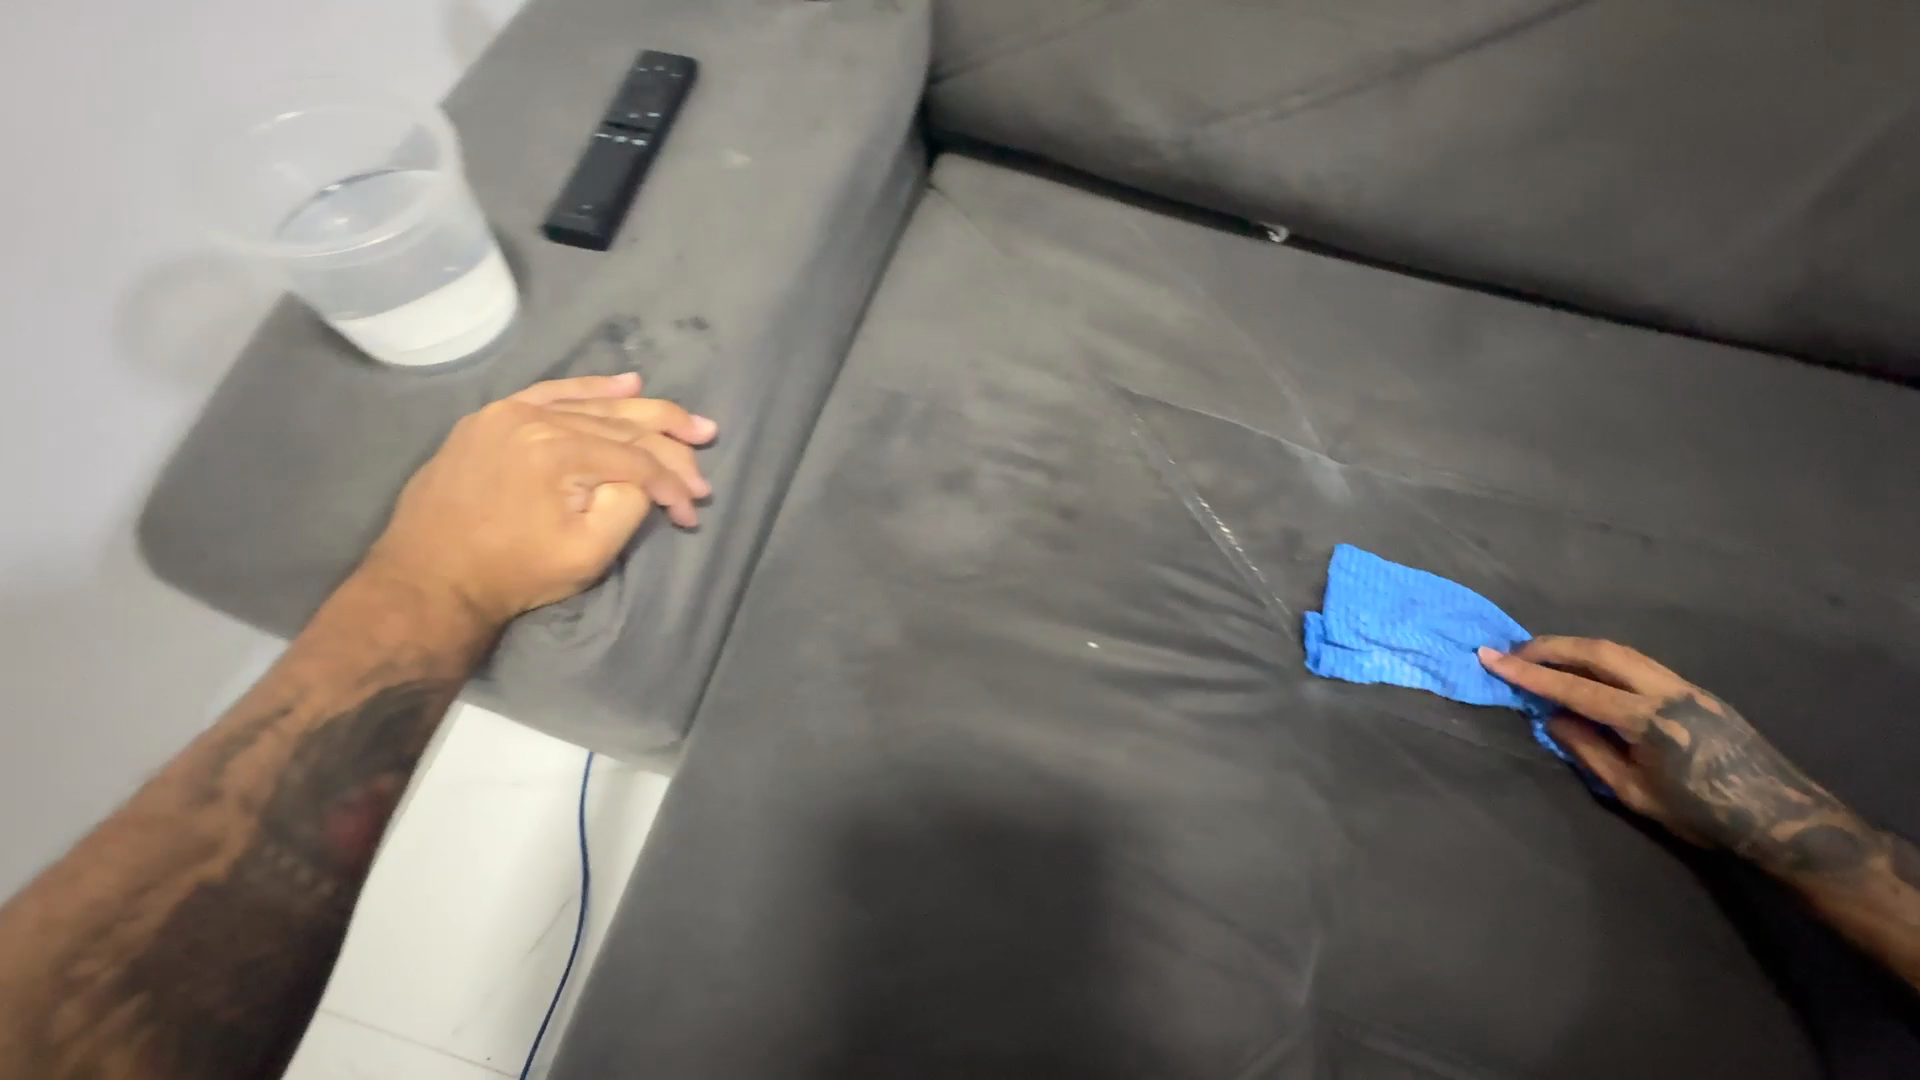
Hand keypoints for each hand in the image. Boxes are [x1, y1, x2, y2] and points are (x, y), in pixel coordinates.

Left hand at [362, 373, 718, 625]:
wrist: (430, 581)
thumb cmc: (514, 574)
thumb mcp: (588, 552)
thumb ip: (629, 505)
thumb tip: (645, 481)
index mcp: (558, 451)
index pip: (638, 459)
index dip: (673, 483)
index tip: (693, 512)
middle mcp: (535, 419)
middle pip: (622, 425)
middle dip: (672, 439)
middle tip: (709, 440)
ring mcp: (510, 413)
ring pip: (594, 407)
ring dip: (644, 412)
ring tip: (685, 420)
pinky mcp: (494, 419)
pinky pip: (554, 394)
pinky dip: (594, 389)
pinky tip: (628, 383)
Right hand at [1478, 637, 1874, 881]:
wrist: (1786, 822)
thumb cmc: (1703, 816)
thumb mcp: (1633, 792)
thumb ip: (1588, 750)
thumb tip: (1553, 717)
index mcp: (1650, 720)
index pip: (1574, 687)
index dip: (1527, 672)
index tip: (1489, 656)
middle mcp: (1668, 692)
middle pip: (1599, 651)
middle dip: (1550, 647)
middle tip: (1513, 653)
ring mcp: (1686, 688)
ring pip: (1620, 652)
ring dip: (1575, 650)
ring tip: (1542, 660)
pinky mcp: (1695, 692)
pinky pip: (1637, 664)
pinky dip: (1600, 661)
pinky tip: (1584, 675)